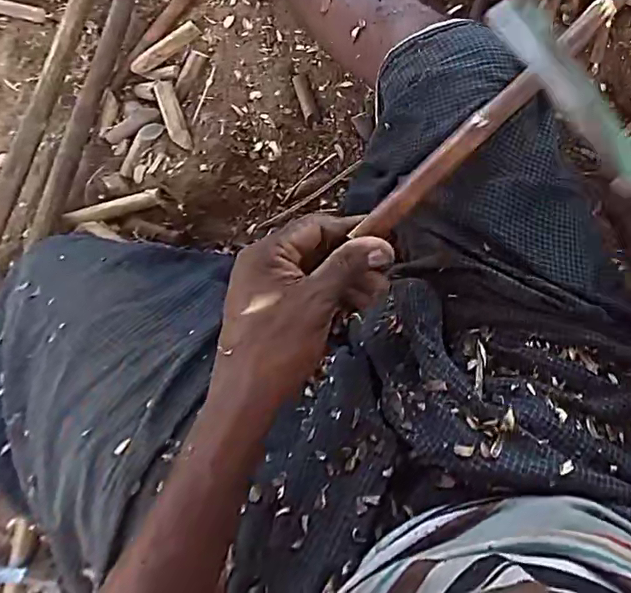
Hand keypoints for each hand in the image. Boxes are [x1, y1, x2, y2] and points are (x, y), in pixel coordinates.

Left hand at [211, 213, 392, 416]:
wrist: (244, 405)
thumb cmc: (276, 346)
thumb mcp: (317, 299)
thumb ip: (348, 264)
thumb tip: (382, 243)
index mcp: (267, 254)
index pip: (318, 226)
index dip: (354, 231)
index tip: (385, 241)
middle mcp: (266, 264)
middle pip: (321, 247)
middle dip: (355, 260)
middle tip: (383, 275)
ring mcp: (271, 288)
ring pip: (322, 270)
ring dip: (351, 279)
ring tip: (375, 296)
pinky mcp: (279, 309)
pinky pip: (315, 290)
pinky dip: (337, 295)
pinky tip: (357, 307)